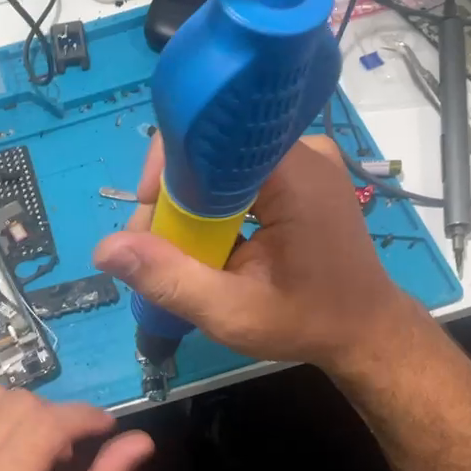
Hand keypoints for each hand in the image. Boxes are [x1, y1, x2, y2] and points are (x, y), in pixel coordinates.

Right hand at [93, 135, 419, 372]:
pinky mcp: (304, 176)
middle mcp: (302, 151)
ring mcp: (307, 161)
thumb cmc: (306, 321)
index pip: (213, 138)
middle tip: (156, 248)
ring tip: (181, 251)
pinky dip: (217, 206)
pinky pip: (243, 175)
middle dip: (174, 197)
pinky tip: (210, 242)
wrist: (365, 331)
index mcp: (292, 171)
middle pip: (214, 151)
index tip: (146, 212)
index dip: (168, 169)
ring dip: (193, 205)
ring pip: (224, 165)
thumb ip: (169, 279)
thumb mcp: (231, 310)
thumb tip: (105, 250)